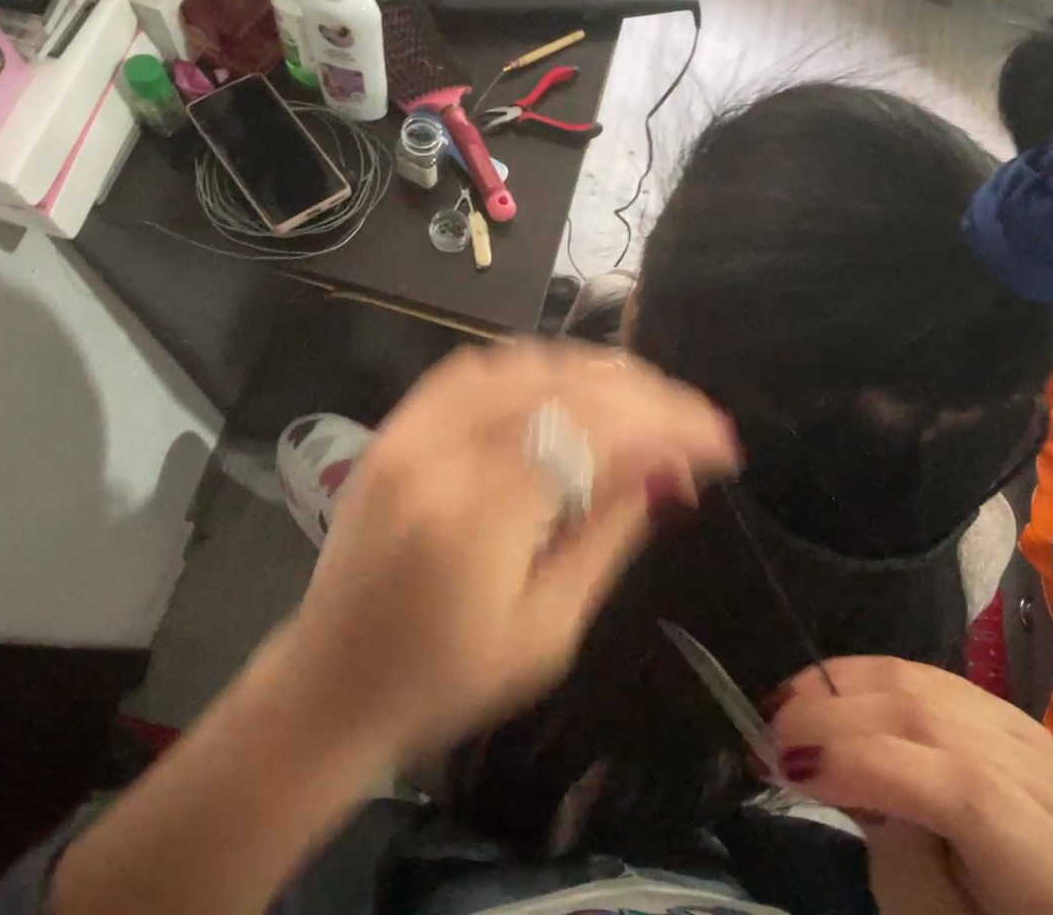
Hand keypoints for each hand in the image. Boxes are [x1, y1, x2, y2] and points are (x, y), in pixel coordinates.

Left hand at [290, 339, 740, 760]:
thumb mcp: (548, 629)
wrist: (332, 688)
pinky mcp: (394, 432)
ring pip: (520, 363)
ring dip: (595, 374)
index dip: (669, 424)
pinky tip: (569, 393)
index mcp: (479, 517)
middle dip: (644, 395)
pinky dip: (536, 370)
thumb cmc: (447, 683)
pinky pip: (473, 371)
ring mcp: (408, 434)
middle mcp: (439, 455)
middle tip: (692, 426)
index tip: (721, 444)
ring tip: (645, 405)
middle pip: (562, 386)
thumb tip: (669, 468)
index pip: (594, 431)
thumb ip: (608, 534)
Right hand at [767, 657, 1052, 914]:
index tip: (784, 766)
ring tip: (783, 707)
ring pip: (929, 686)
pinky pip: (933, 677)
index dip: (867, 764)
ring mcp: (1041, 741)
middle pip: (939, 722)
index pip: (962, 788)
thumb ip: (897, 851)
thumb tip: (848, 768)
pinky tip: (825, 688)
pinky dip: (869, 677)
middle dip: (837, 718)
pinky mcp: (1012, 716)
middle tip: (765, 735)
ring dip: (843, 687)